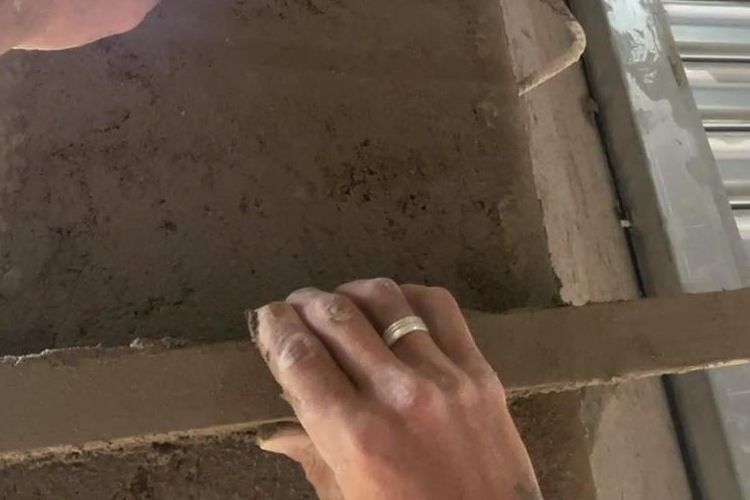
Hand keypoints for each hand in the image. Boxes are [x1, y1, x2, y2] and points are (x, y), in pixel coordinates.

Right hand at [252, 280, 540, 499]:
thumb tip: (272, 431)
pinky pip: (439, 307)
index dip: (276, 328)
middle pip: (337, 318)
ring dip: (351, 292)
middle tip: (295, 304)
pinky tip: (393, 304)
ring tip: (339, 299)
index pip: (301, 357)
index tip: (268, 317)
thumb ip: (313, 457)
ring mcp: (444, 377)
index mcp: (356, 439)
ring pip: (386, 300)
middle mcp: (397, 396)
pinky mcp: (481, 371)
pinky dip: (407, 295)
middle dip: (306, 303)